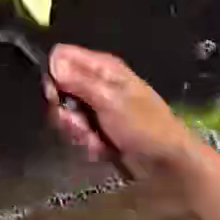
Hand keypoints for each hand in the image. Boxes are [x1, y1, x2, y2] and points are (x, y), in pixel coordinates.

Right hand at [45, 44, 211, 186]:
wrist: (167, 161)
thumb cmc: (144, 125)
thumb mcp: (110, 101)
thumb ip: (80, 82)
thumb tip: (52, 61)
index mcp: (102, 67)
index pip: (62, 57)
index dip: (53, 75)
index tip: (54, 97)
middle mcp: (97, 83)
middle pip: (59, 89)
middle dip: (65, 113)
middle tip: (81, 125)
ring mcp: (97, 107)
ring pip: (67, 115)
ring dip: (78, 132)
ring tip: (97, 141)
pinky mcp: (98, 129)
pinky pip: (78, 133)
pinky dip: (87, 144)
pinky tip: (103, 150)